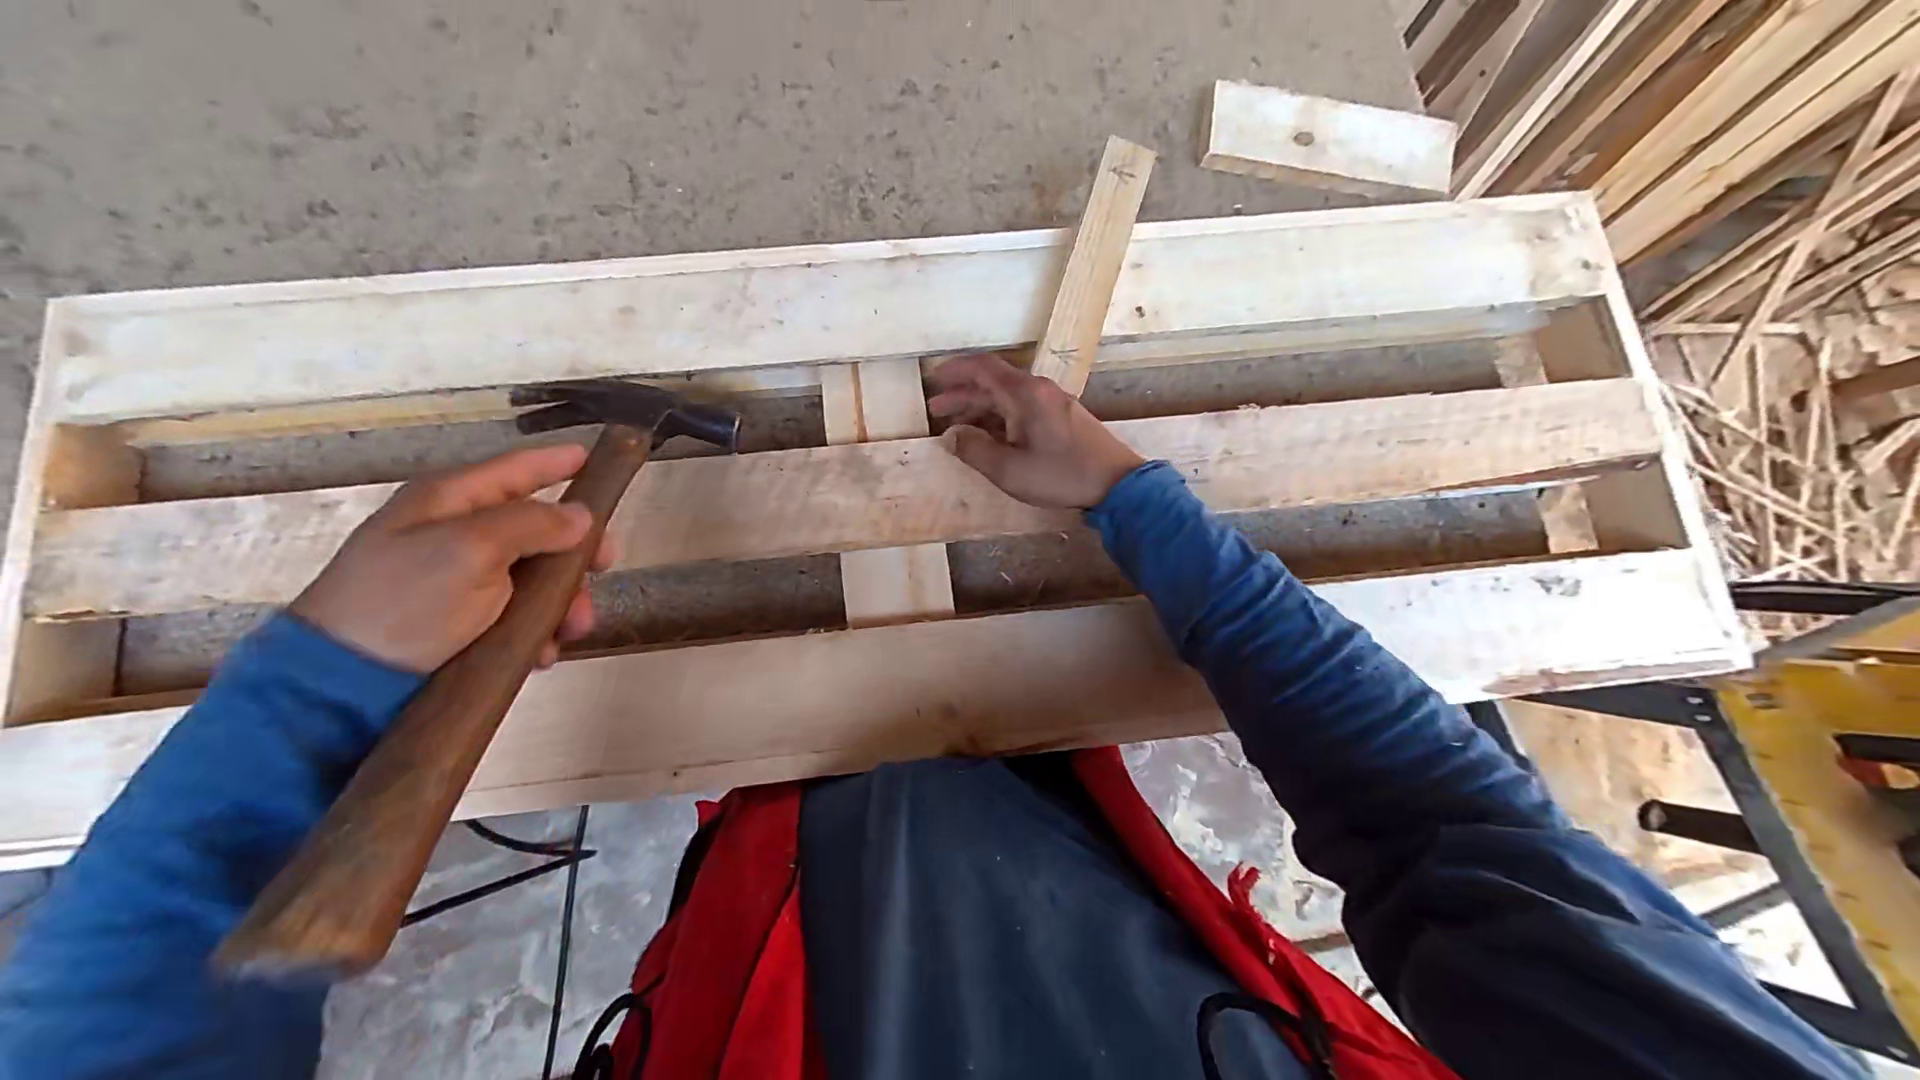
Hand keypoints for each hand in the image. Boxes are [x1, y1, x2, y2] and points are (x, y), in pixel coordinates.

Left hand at [290, 445, 615, 673]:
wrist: (342, 681)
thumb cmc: (406, 601)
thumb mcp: (471, 551)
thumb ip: (532, 524)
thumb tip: (582, 515)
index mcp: (452, 500)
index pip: (517, 468)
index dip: (559, 462)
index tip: (598, 460)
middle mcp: (459, 530)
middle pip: (540, 526)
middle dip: (576, 552)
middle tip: (604, 569)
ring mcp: (462, 574)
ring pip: (539, 573)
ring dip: (564, 600)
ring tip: (570, 631)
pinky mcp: (465, 616)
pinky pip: (521, 610)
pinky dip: (540, 627)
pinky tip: (543, 650)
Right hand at [929, 353, 1145, 508]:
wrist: (1115, 482)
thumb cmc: (1059, 474)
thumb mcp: (1008, 469)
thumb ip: (974, 450)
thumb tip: (952, 437)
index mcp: (1023, 394)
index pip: (982, 368)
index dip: (955, 370)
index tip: (934, 378)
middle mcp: (1038, 390)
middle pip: (993, 383)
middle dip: (962, 394)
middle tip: (937, 409)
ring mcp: (1053, 402)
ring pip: (1008, 397)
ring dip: (980, 407)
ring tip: (957, 425)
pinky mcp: (1062, 417)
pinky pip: (1022, 408)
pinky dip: (1000, 416)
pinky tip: (990, 434)